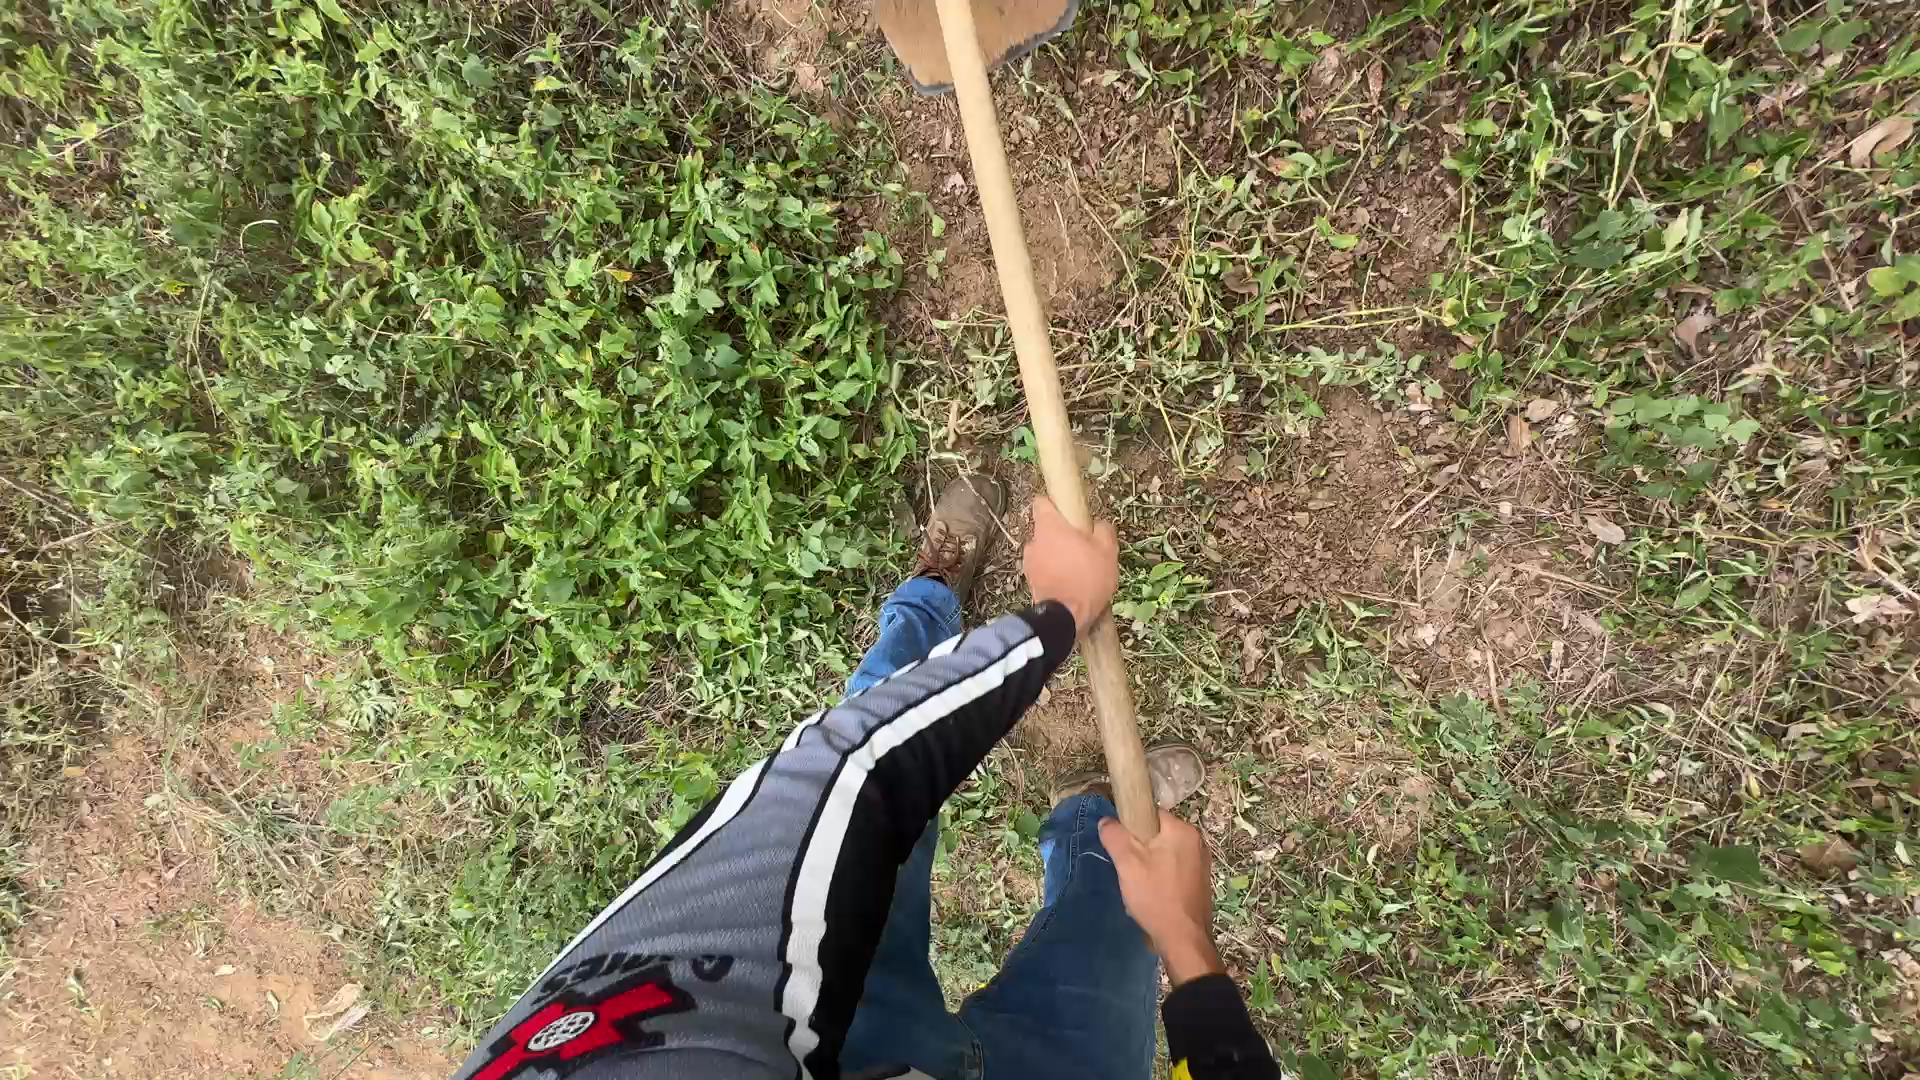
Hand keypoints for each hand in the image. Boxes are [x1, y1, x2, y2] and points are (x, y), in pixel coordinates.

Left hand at [1022, 496, 1119, 634]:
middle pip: (1046, 531)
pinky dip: (1053, 574)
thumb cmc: (1087, 577)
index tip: (1068, 513)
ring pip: (1044, 552)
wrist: (1066, 617)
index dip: (1054, 504)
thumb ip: (1103, 529)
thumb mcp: (1107, 550)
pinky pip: (1043, 571)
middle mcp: (1033, 542)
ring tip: (1078, 571)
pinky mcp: (1030, 582)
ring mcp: (1029, 564)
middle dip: (1061, 537)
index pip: (1041, 502)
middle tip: (1082, 549)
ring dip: (1057, 557)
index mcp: (1049, 527)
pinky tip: (1070, 584)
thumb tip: (1098, 524)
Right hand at [1099, 811, 1224, 985]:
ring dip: (1149, 864)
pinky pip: (1172, 868)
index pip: (1149, 813)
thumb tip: (1107, 821)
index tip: (1120, 844)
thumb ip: (1114, 835)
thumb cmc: (1156, 896)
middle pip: (1156, 833)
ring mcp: (1201, 863)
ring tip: (1138, 884)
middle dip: (1139, 848)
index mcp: (1183, 830)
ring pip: (1163, 852)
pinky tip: (1152, 894)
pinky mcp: (1200, 882)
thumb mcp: (1127, 862)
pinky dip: (1160, 876)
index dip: (1130, 826)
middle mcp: (1196, 842)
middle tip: (1127, 867)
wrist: (1183, 942)